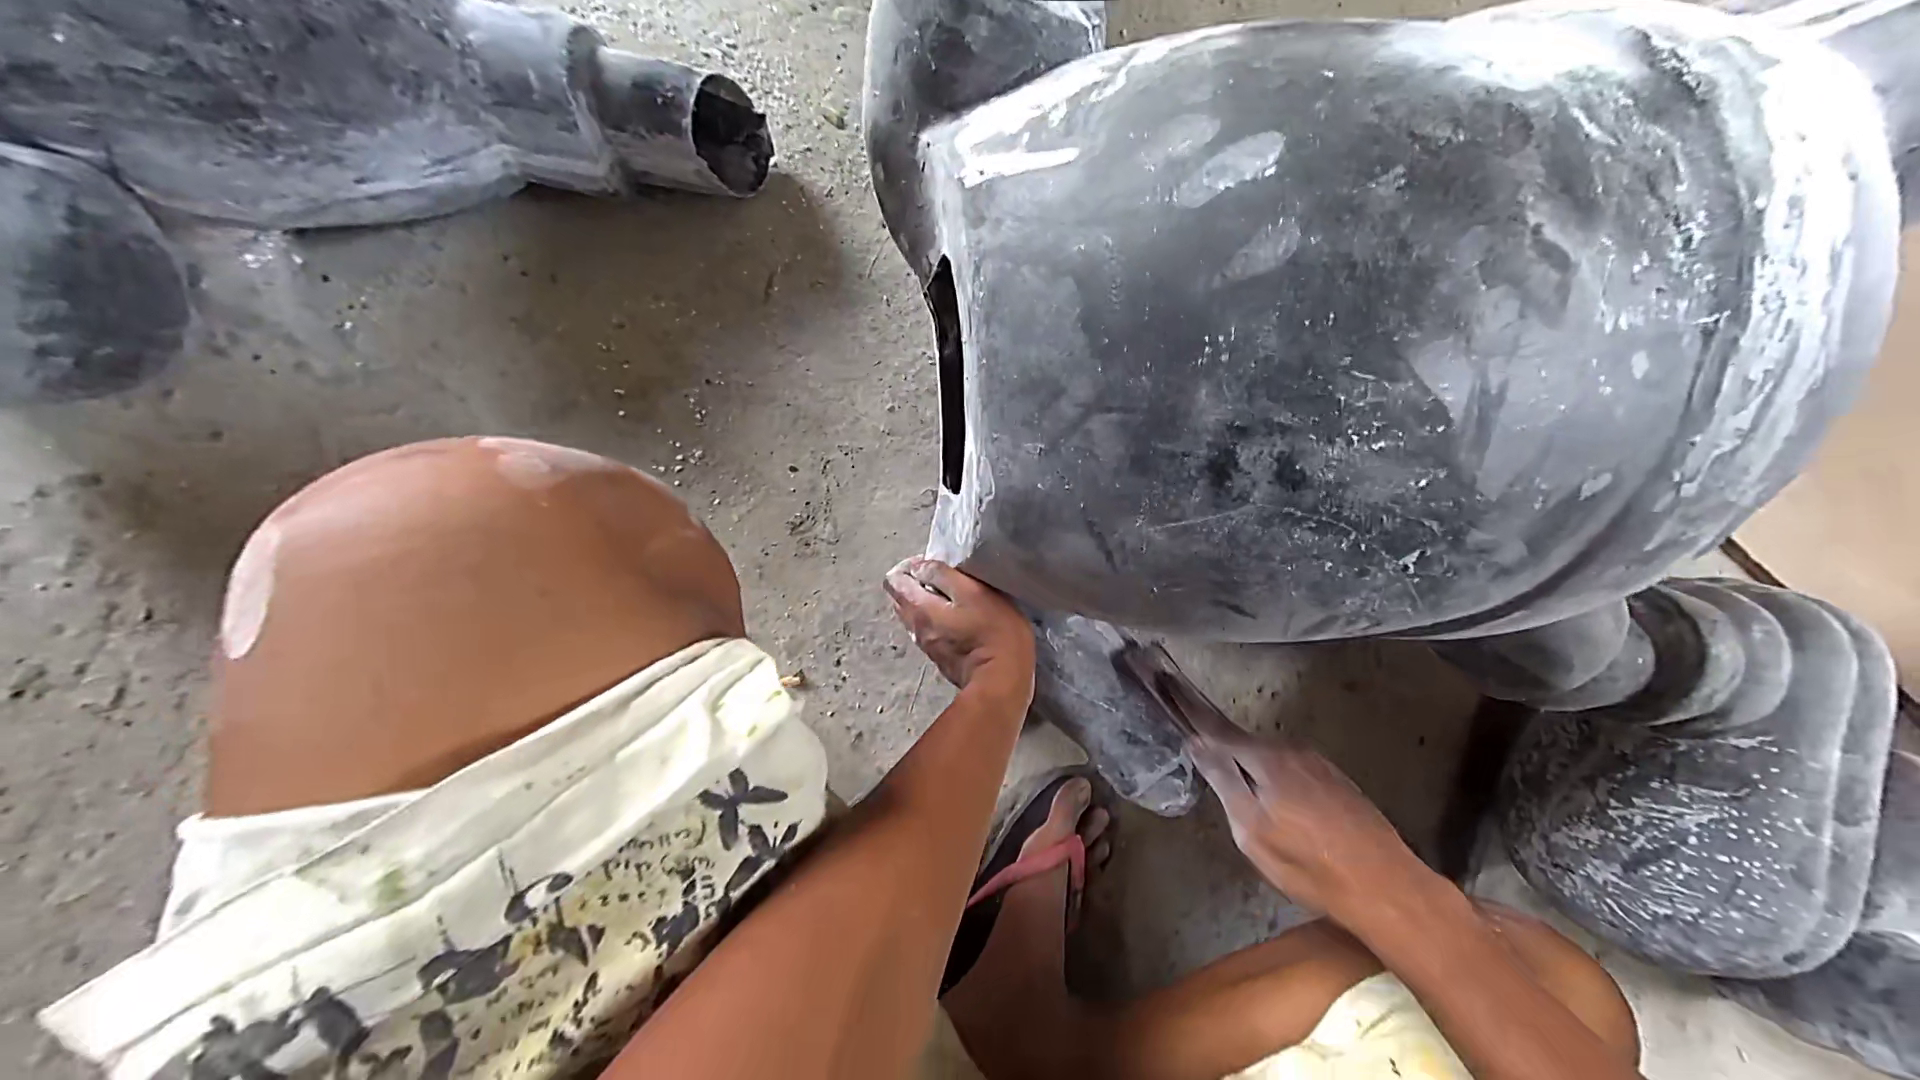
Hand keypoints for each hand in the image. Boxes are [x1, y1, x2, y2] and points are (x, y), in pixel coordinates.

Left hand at [884, 558, 1034, 706]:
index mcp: (918, 608)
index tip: (936, 565)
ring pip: (914, 614)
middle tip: (947, 579)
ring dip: (927, 601)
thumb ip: (943, 575)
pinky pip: (927, 629)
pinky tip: (959, 617)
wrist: (1001, 683)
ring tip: (956, 597)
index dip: (910, 566)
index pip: (894, 580)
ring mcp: (925, 644)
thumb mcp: (973, 592)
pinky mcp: (939, 656)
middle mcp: (914, 627)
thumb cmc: (992, 633)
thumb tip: (920, 566)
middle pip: (900, 597)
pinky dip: (935, 618)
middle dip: (916, 583)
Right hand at [1122, 644, 1425, 918]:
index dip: (1184, 701)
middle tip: (1197, 753)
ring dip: (1248, 766)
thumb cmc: (1310, 865)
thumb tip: (1196, 742)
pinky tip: (1278, 806)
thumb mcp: (1252, 830)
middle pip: (1240, 740)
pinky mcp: (1335, 780)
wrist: (1389, 889)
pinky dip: (1272, 776)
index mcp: (1265, 759)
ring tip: (1242, 795)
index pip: (1213, 724)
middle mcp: (1291, 750)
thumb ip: (1223, 781)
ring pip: (1266, 757)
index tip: (1161, 674)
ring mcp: (1317, 763)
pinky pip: (1289, 768)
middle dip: (1217, 743)